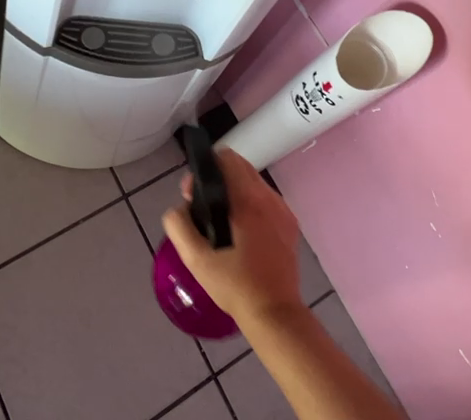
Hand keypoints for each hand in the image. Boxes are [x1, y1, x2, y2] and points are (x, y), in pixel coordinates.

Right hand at [161, 149, 303, 327]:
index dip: (205, 168)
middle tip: (203, 209)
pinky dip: (251, 207)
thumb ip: (179, 224)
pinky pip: (266, 202)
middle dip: (218, 180)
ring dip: (235, 193)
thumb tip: (179, 207)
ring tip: (222, 223)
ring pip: (253, 184)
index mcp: (247, 199)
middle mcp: (269, 197)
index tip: (194, 194)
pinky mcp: (290, 224)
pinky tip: (243, 235)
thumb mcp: (195, 258)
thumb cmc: (233, 284)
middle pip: (240, 168)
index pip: (227, 157)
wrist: (273, 312)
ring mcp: (283, 210)